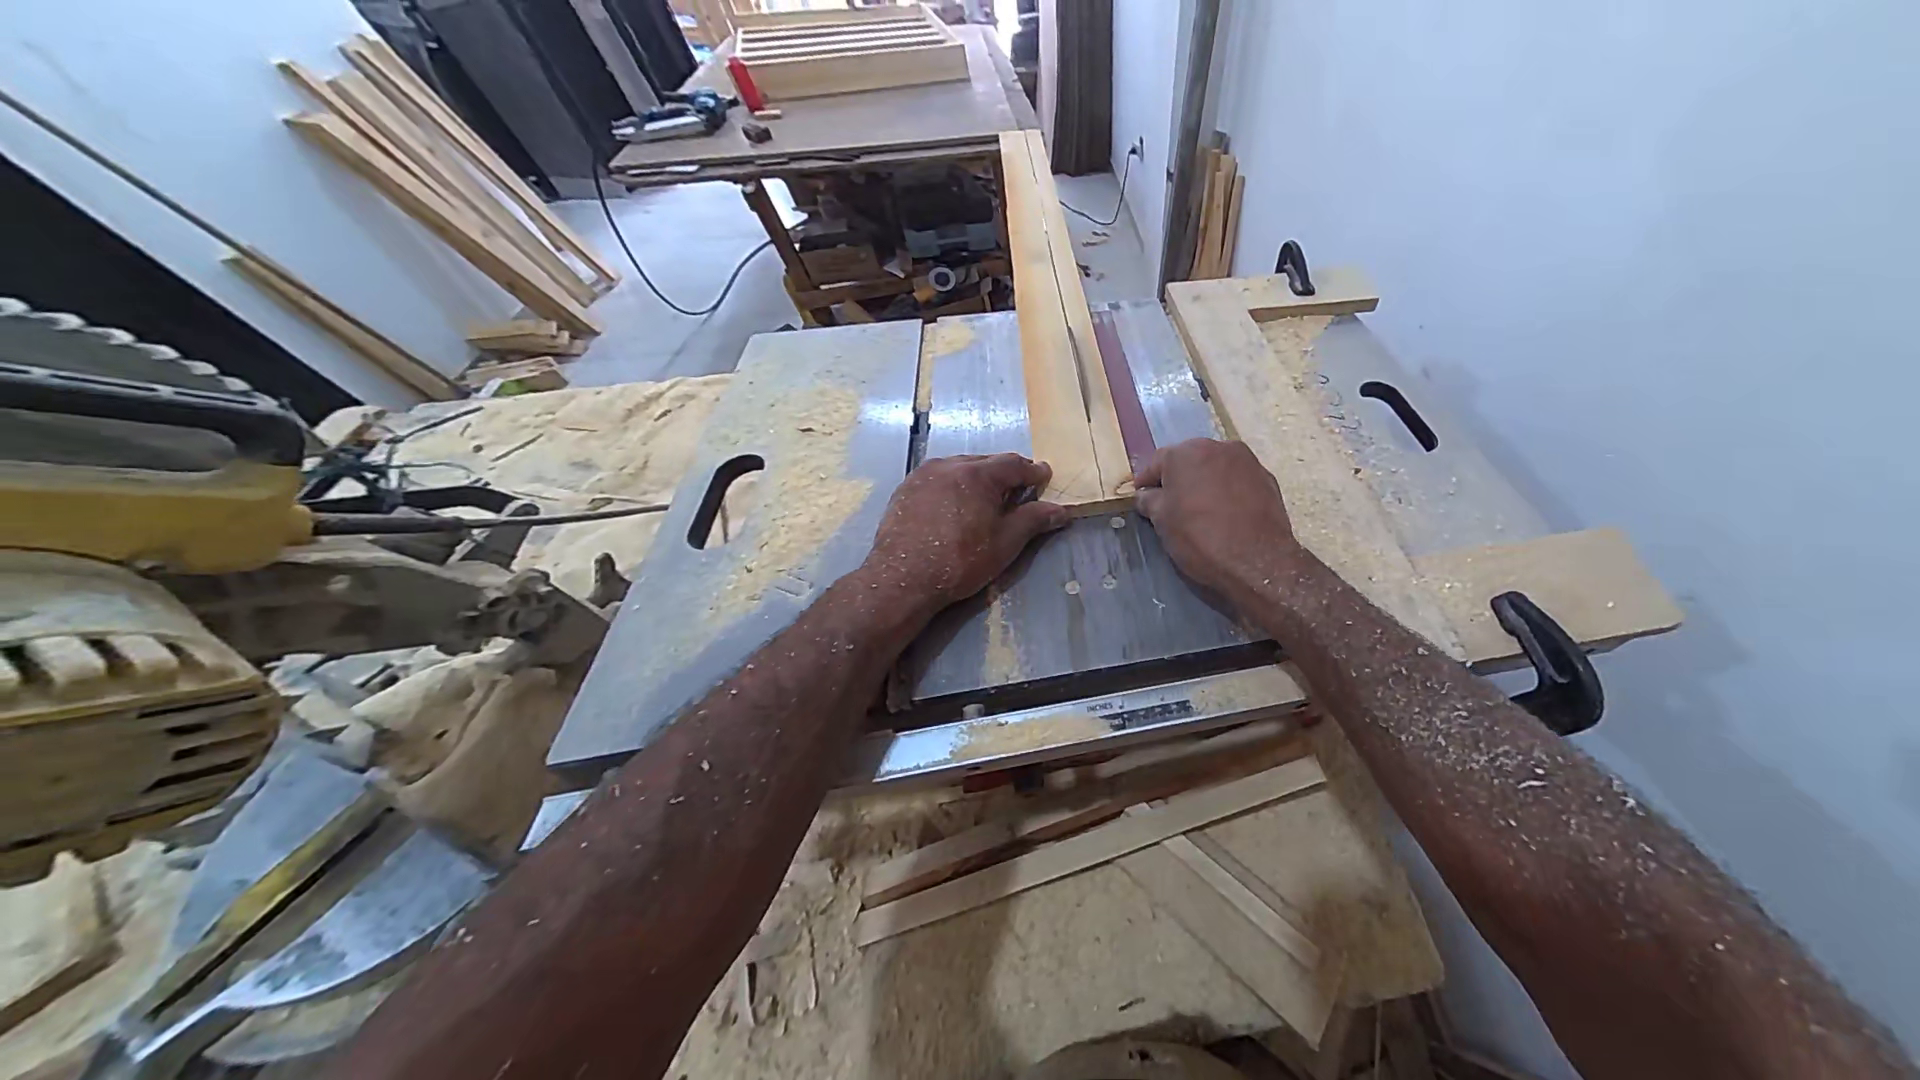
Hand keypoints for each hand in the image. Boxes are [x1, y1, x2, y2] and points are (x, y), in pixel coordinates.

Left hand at [862, 453, 1068, 608]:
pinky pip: (936, 481)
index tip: (1043, 477)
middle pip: (985, 463)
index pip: (1013, 464)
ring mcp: (923, 476)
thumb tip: (1060, 510)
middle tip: (1016, 490)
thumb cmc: (959, 561)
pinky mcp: (905, 490)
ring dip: (975, 480)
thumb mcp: (1005, 543)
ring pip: (958, 469)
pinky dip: (951, 488)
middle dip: (1003, 475)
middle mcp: (949, 465)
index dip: (1032, 471)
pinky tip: (952, 508)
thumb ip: (1033, 521)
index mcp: (978, 474)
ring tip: (984, 499)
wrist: (902, 578)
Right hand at [1133, 439, 1314, 601]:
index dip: (1147, 482)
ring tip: (1199, 509)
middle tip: (1170, 504)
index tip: (1142, 498)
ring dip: (1204, 483)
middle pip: (1189, 460)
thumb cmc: (1199, 537)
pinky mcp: (1267, 478)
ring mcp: (1246, 461)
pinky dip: (1227, 491)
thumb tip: (1147, 496)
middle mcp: (1217, 447)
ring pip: (1215, 468)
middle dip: (1178, 479)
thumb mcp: (1161, 521)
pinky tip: (1224, 514)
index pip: (1157, 462)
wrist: (1256, 560)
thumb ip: (1149, 501)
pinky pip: (1237, 480)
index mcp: (1186, 454)